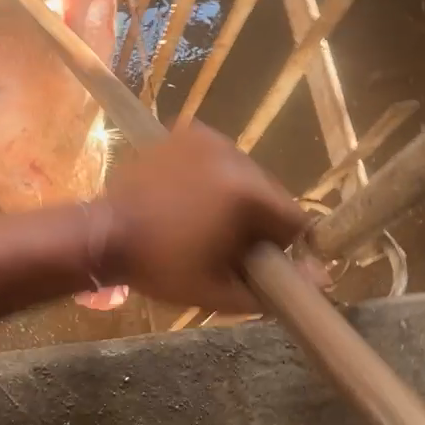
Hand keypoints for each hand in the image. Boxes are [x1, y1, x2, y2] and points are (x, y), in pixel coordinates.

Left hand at [97, 125, 312, 310]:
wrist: (103, 235)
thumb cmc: (159, 266)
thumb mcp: (216, 290)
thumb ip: (271, 288)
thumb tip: (321, 281)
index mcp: (247, 192)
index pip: (295, 220)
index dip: (286, 247)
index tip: (266, 263)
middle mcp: (235, 156)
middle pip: (270, 195)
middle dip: (259, 222)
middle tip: (231, 247)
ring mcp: (208, 140)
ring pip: (245, 175)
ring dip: (237, 198)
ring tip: (207, 223)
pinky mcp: (186, 134)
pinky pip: (218, 160)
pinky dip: (214, 178)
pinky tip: (192, 200)